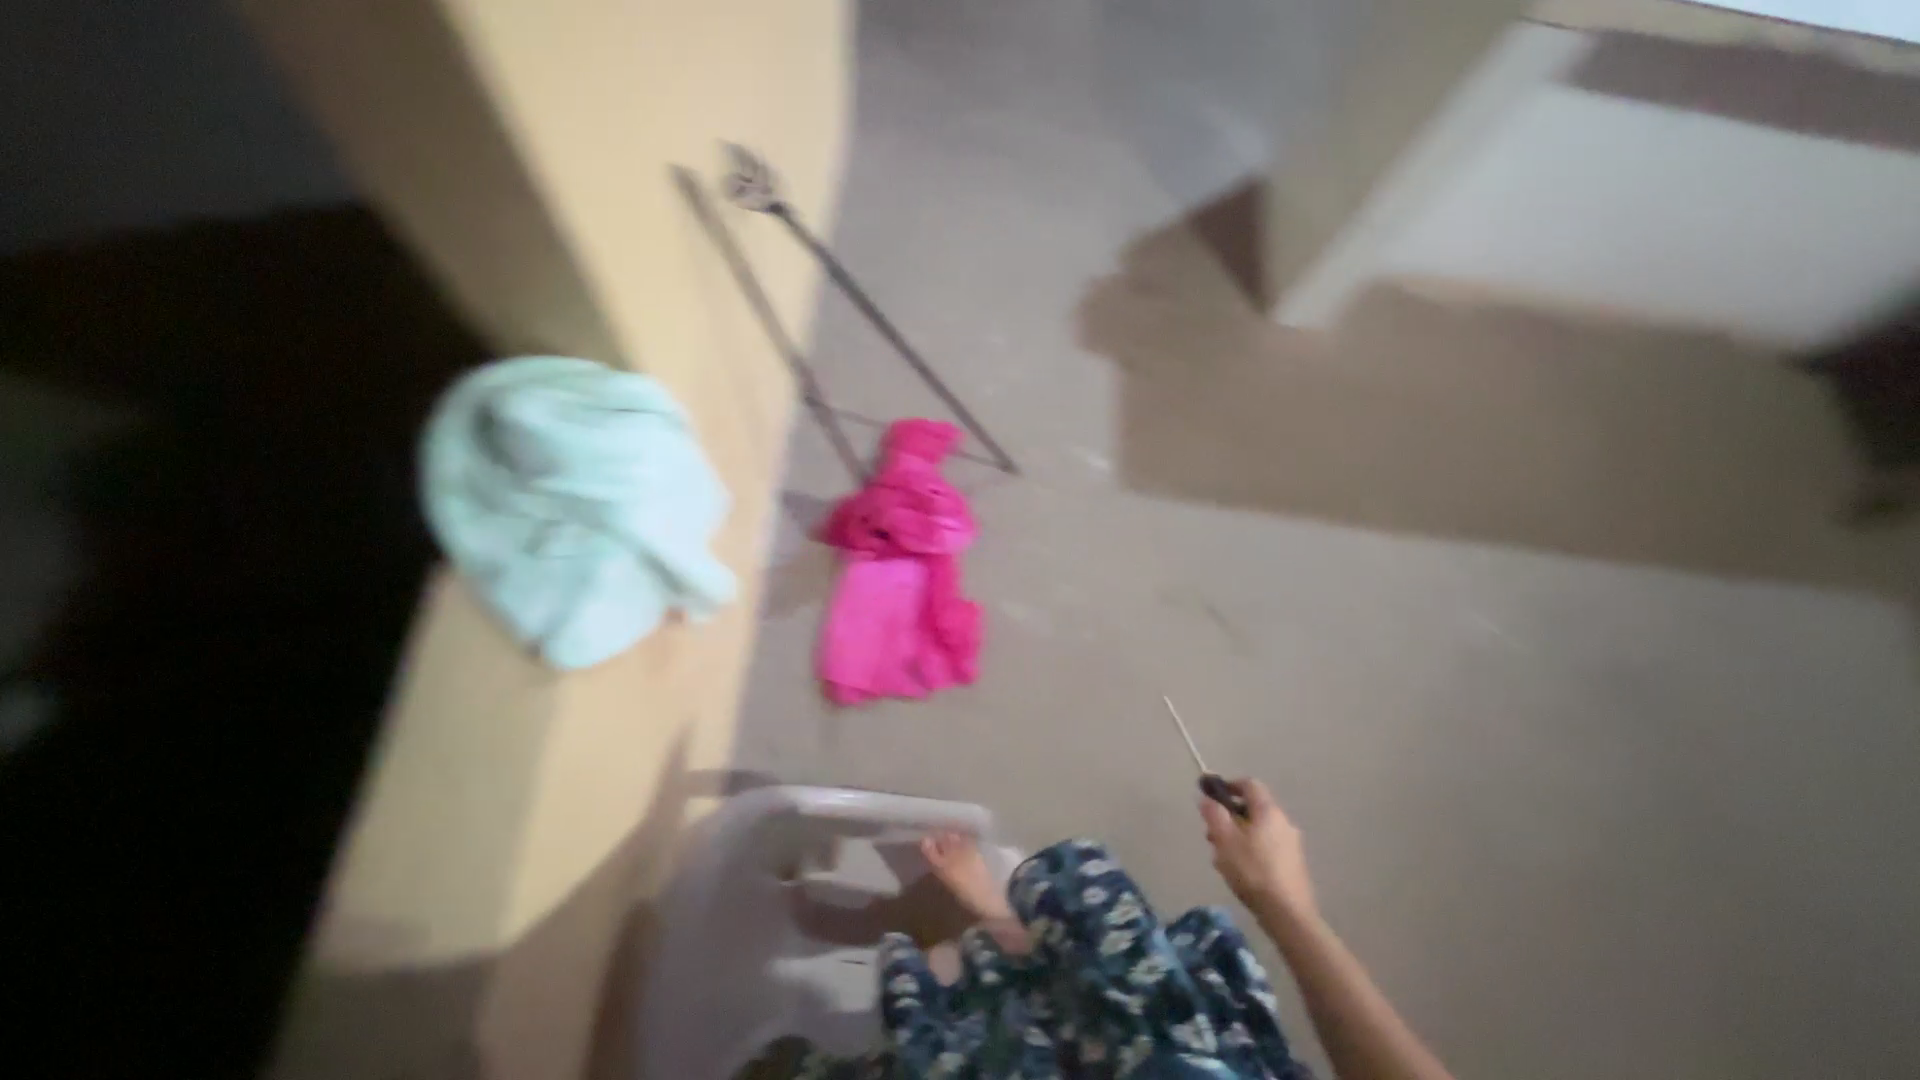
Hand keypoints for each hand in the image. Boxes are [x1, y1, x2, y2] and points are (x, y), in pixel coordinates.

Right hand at [1200, 778, 1316, 920]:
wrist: (1287, 913)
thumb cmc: (1252, 871)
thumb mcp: (1225, 840)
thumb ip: (1214, 815)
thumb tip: (1207, 799)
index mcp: (1268, 812)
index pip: (1250, 784)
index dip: (1229, 785)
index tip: (1212, 795)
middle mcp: (1284, 823)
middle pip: (1252, 809)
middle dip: (1229, 818)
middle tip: (1211, 834)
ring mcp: (1291, 845)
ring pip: (1258, 831)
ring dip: (1237, 837)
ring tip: (1221, 858)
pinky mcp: (1293, 865)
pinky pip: (1266, 848)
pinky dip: (1250, 851)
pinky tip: (1239, 872)